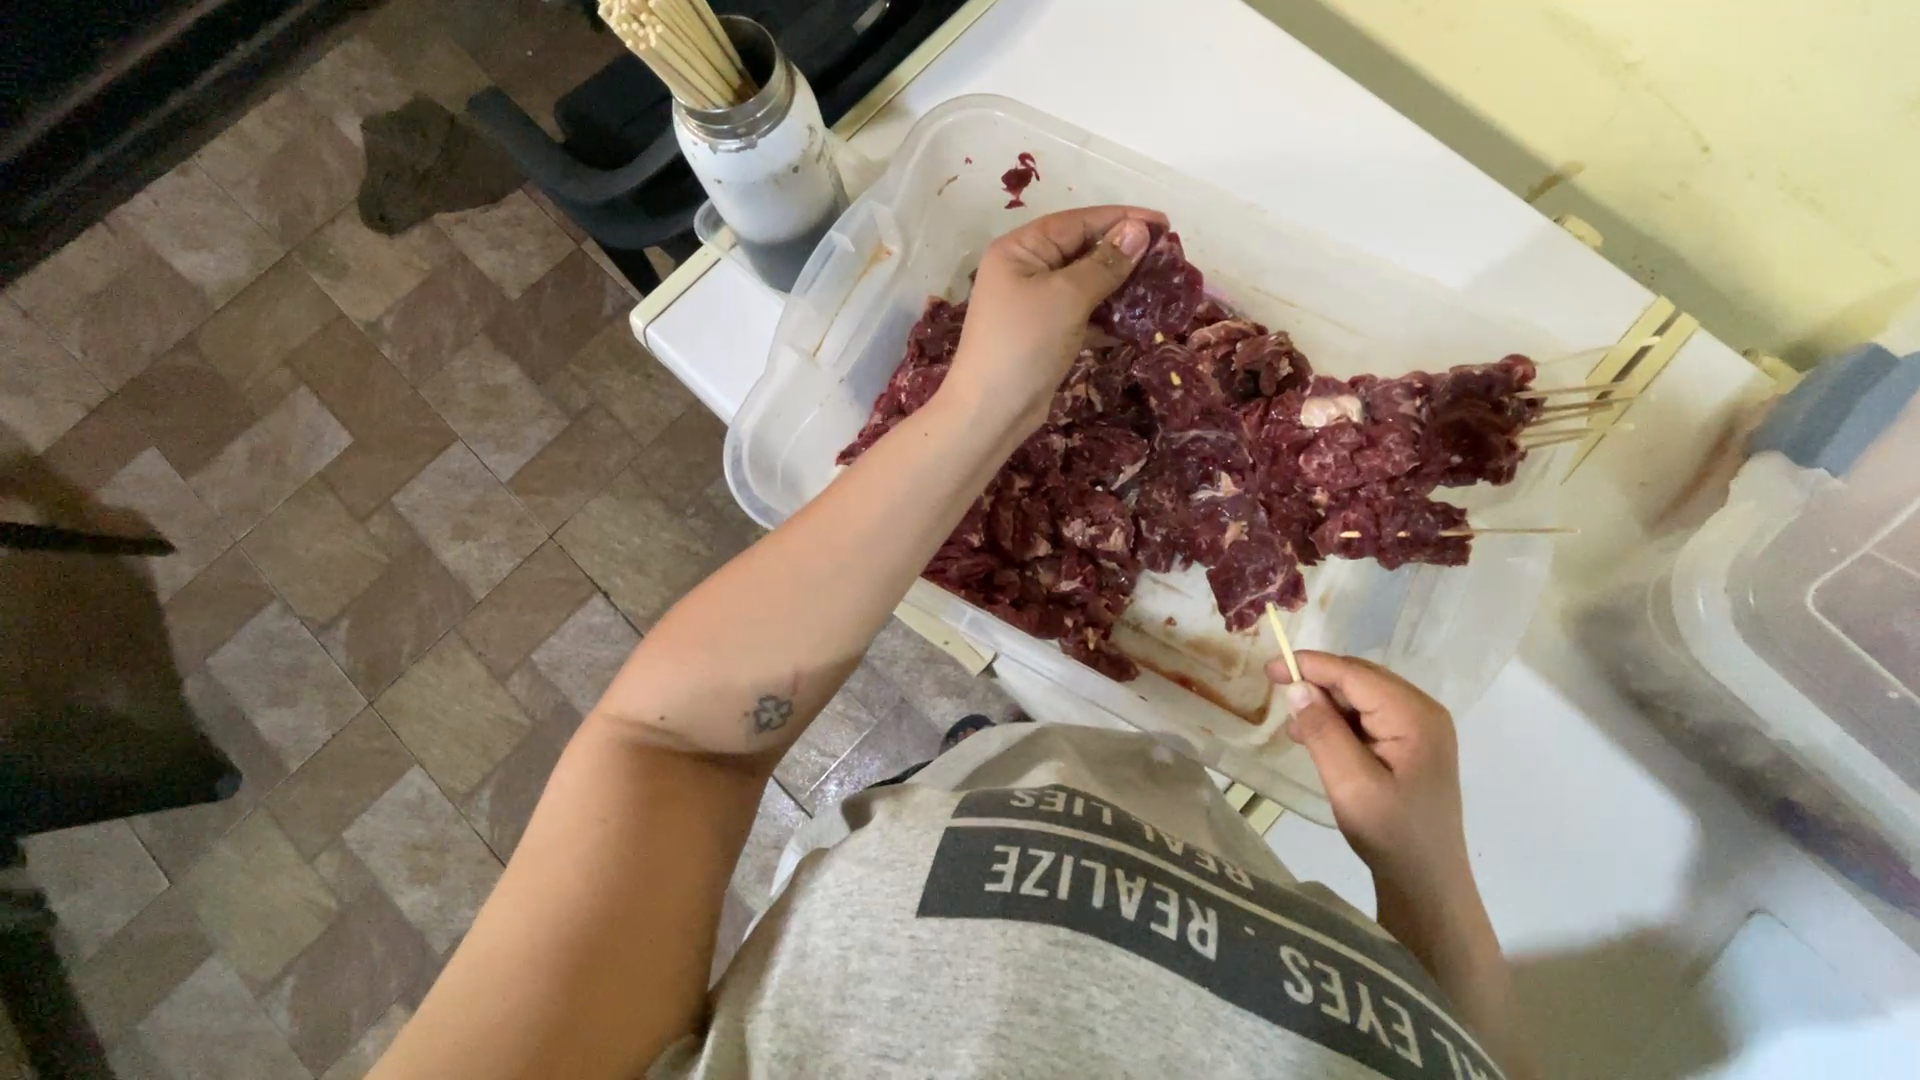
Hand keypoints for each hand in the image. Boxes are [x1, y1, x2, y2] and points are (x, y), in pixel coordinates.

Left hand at [940, 206, 1164, 434]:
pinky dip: (1107, 318)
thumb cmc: (1024, 344)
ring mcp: (1034, 306)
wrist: (991, 412)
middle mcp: (1024, 271)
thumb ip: (1105, 263)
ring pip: (1085, 286)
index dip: (1121, 220)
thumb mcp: (1067, 297)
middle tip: (1168, 257)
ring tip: (1159, 287)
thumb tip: (1139, 230)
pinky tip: (1137, 323)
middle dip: (1123, 254)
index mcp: (1020, 250)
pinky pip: (1083, 316)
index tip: (1164, 223)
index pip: (1077, 223)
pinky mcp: (1046, 336)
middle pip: (1081, 251)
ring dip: (1120, 288)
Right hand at [1269, 651, 1470, 890]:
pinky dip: (1337, 719)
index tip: (1268, 669)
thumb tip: (1297, 687)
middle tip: (1277, 693)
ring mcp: (1419, 727)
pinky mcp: (1411, 743)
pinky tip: (1315, 736)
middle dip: (1317, 680)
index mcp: (1414, 716)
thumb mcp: (1349, 782)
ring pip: (1361, 695)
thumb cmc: (1390, 832)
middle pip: (1360, 678)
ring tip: (1295, 726)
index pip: (1354, 674)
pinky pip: (1368, 714)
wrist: (1426, 880)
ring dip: (1325, 702)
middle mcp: (1422, 712)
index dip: (1310, 665)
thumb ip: (1323, 730)